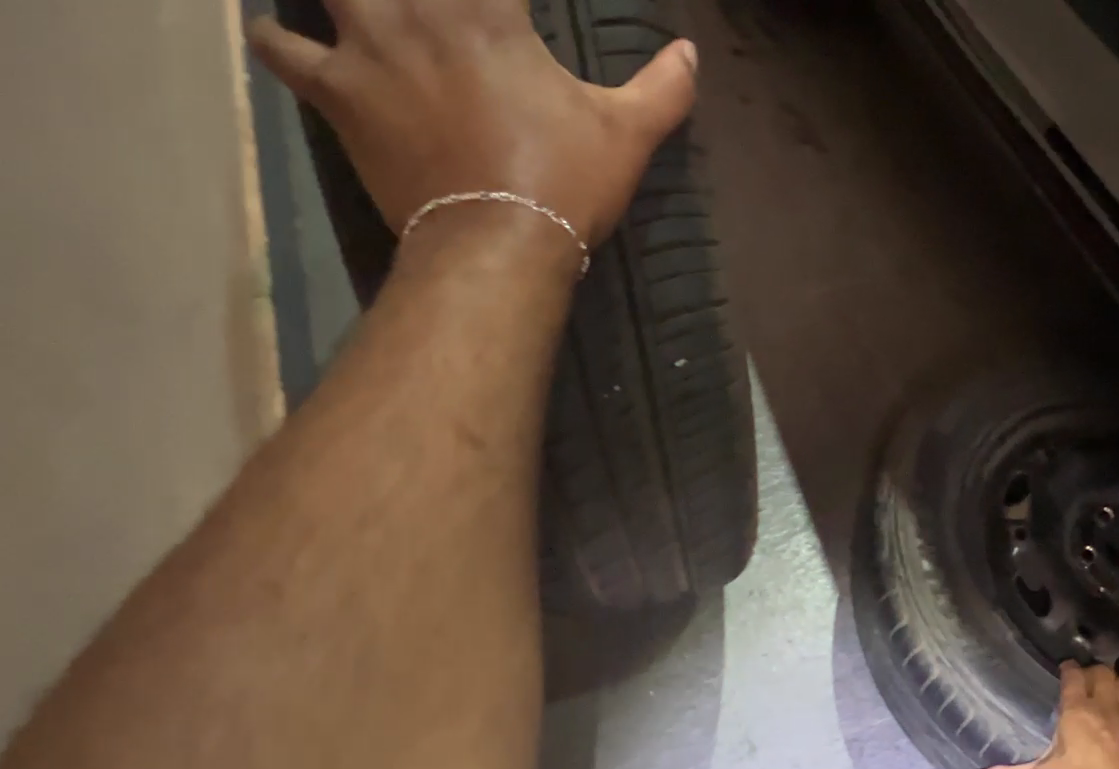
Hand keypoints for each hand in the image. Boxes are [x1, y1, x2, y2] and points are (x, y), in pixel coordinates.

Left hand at [247, 0, 697, 245]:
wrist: (500, 244)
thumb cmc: (566, 182)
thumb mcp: (628, 135)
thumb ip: (663, 88)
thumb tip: (692, 52)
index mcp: (484, 6)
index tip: (501, 2)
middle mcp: (413, 7)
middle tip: (430, 7)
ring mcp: (366, 46)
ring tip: (358, 3)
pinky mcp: (337, 95)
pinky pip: (280, 48)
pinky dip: (277, 39)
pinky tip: (283, 35)